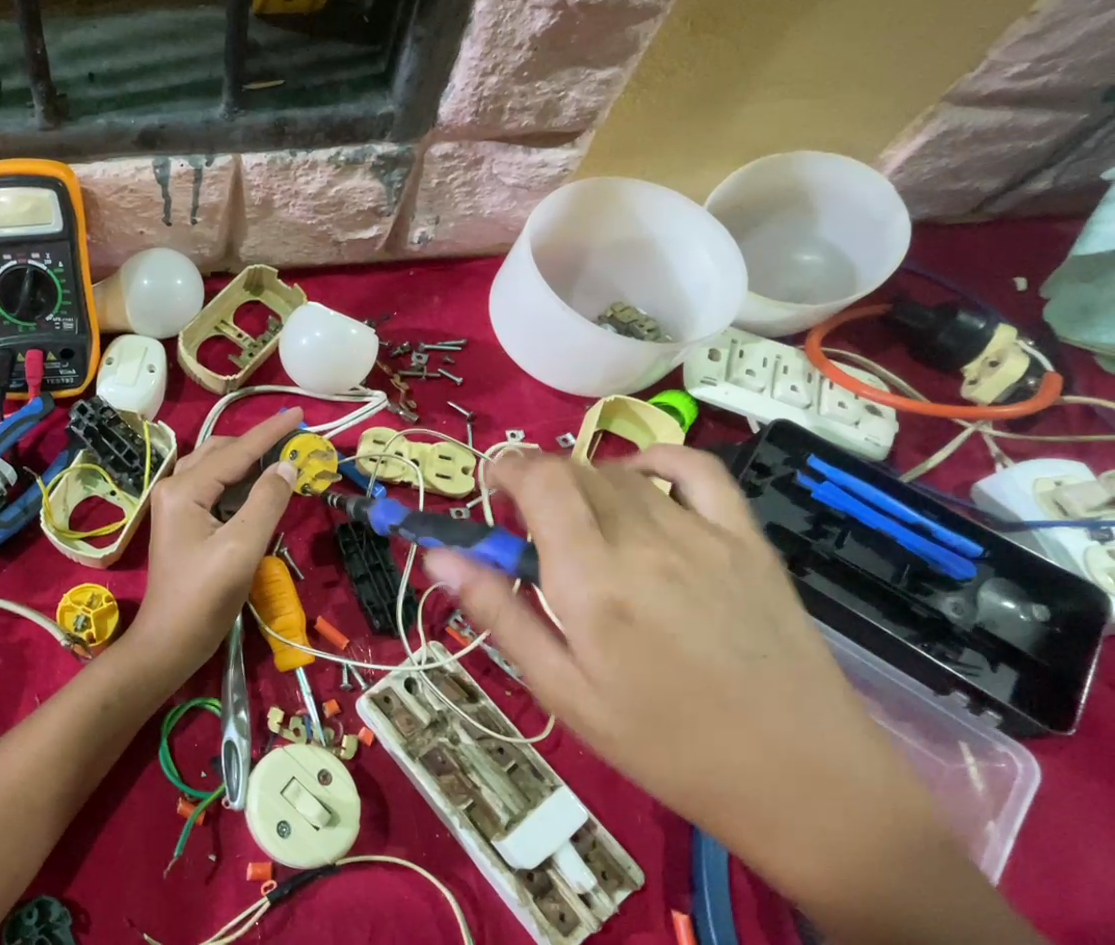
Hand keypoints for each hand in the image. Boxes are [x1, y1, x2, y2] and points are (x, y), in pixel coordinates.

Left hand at [123, 408, 304, 675]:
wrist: (169, 640)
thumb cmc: (204, 597)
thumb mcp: (242, 548)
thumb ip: (266, 502)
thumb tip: (286, 465)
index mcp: (184, 489)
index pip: (235, 451)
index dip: (270, 432)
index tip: (299, 414)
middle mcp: (174, 487)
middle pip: (222, 451)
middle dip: (258, 443)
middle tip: (295, 439)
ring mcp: (175, 504)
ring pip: (216, 467)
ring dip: (248, 460)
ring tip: (282, 456)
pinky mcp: (182, 521)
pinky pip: (213, 487)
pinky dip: (239, 481)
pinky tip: (260, 487)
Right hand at [424, 447, 957, 900]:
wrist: (801, 780)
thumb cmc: (663, 745)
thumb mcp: (563, 690)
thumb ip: (499, 613)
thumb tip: (438, 555)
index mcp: (591, 581)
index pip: (540, 480)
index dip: (505, 469)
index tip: (488, 492)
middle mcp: (644, 541)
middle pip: (575, 471)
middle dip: (536, 482)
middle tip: (526, 526)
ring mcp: (703, 535)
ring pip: (622, 474)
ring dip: (584, 483)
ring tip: (578, 524)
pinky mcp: (748, 542)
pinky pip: (699, 471)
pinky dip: (657, 460)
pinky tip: (640, 482)